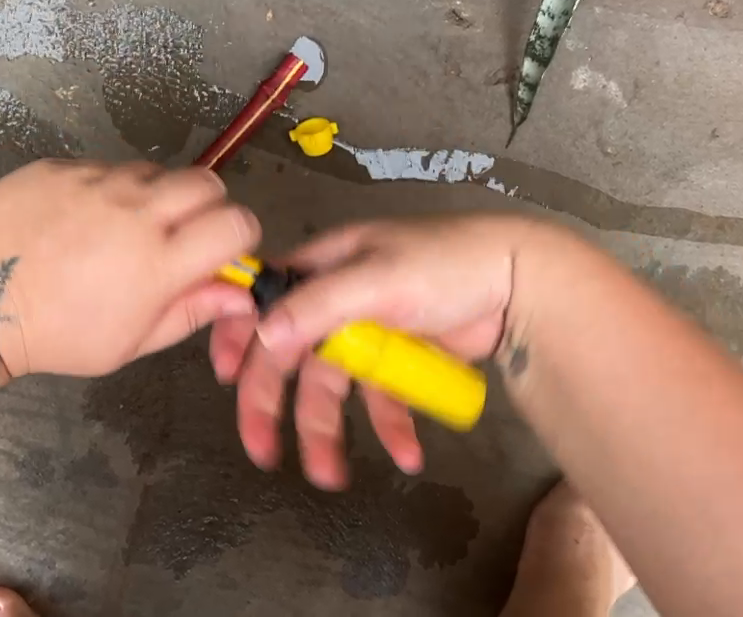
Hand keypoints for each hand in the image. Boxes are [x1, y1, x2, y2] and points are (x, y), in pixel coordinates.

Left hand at [0, 159, 260, 378]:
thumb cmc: (54, 334)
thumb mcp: (128, 342)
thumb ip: (191, 312)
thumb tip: (239, 294)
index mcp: (160, 260)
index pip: (237, 223)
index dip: (240, 235)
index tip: (222, 251)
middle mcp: (138, 209)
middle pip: (207, 183)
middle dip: (207, 206)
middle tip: (179, 234)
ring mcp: (99, 180)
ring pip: (155, 172)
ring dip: (155, 196)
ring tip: (121, 226)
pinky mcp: (66, 164)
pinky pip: (107, 167)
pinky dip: (108, 189)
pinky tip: (79, 217)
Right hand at [210, 214, 564, 489]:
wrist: (518, 279)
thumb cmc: (440, 263)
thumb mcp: (376, 278)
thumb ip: (317, 306)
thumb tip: (262, 337)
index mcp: (320, 268)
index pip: (263, 300)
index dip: (238, 334)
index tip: (224, 376)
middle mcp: (333, 300)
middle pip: (290, 354)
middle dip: (272, 402)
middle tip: (262, 451)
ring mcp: (366, 332)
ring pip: (331, 387)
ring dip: (327, 431)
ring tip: (331, 478)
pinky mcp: (398, 359)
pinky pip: (379, 399)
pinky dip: (388, 427)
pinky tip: (408, 454)